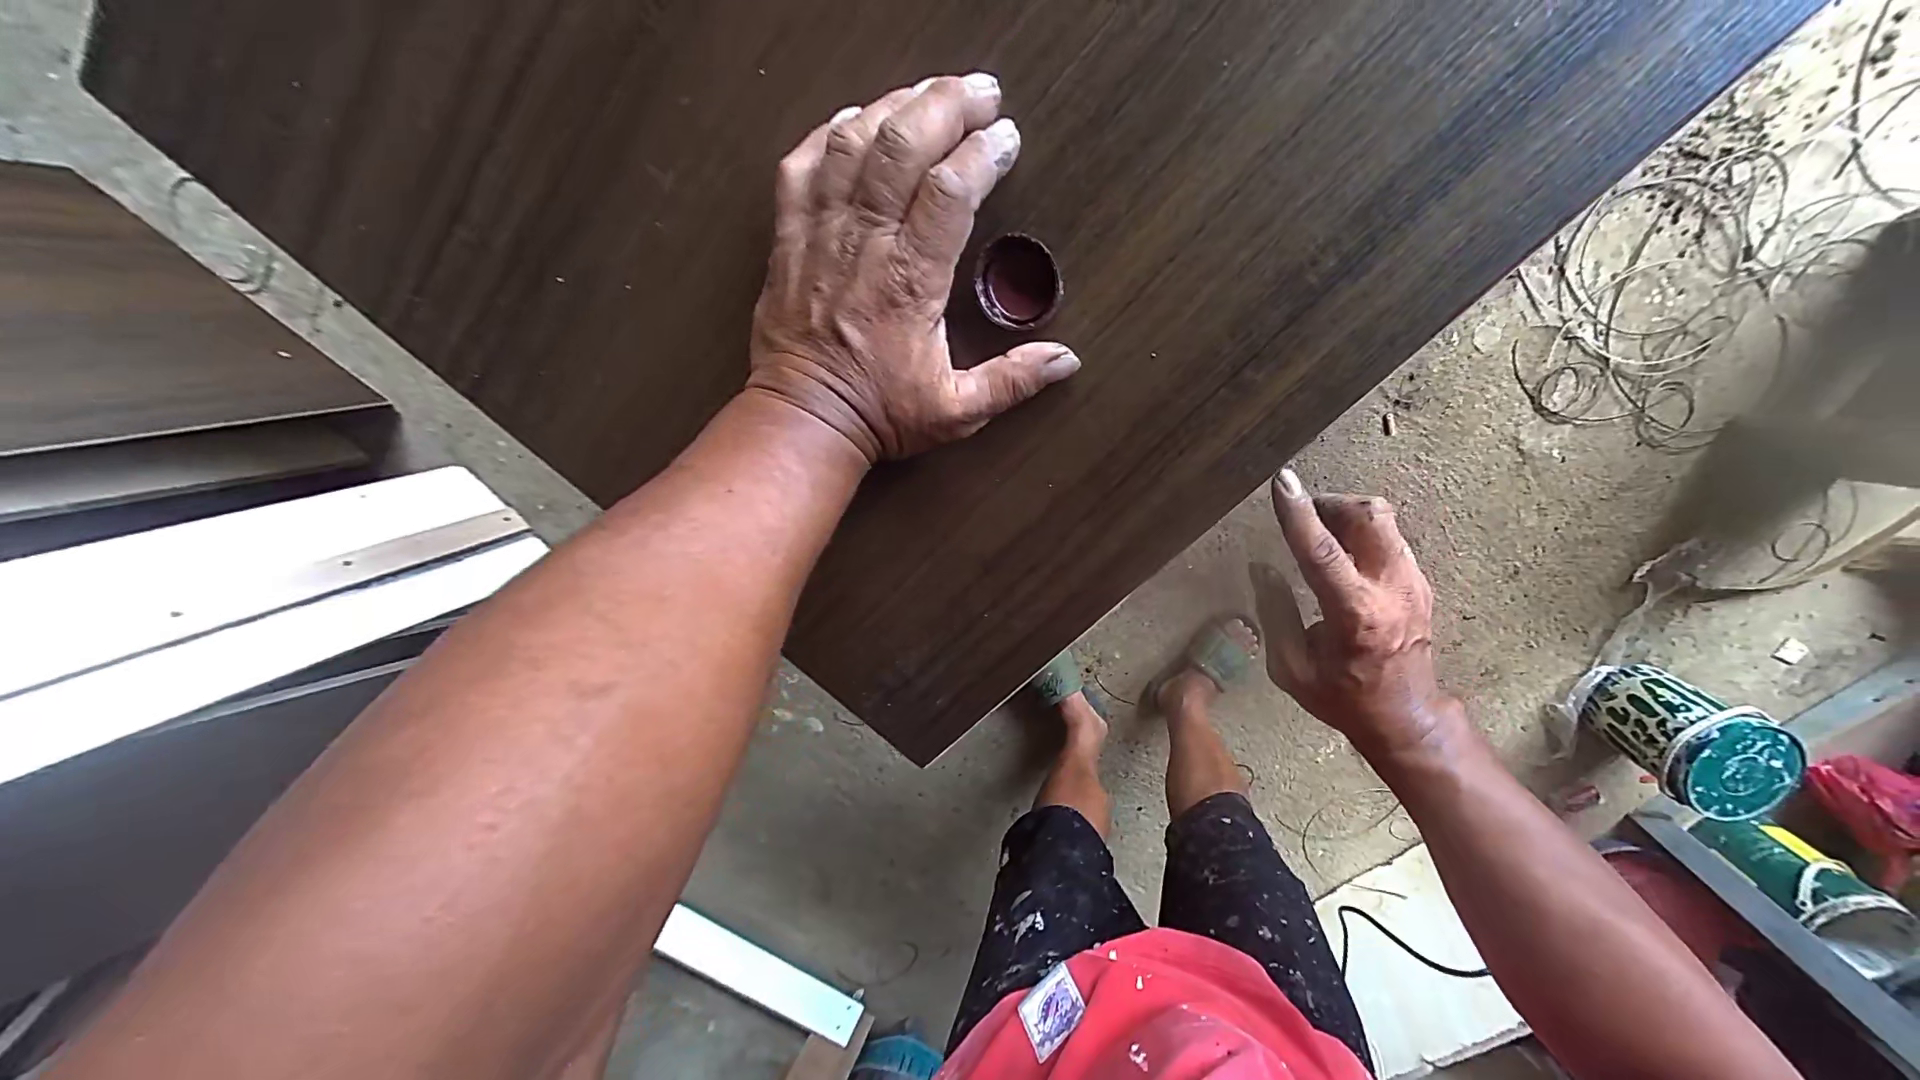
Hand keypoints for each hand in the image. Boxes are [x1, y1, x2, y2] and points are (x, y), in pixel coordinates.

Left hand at [746, 75, 1080, 463]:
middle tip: (980, 92)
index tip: (1006, 138)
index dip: (983, 152)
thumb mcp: (957, 410)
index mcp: (910, 284)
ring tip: (929, 92)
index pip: (951, 192)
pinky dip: (829, 133)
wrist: (805, 421)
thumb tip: (1067, 360)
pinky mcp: (790, 241)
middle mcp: (865, 248)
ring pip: (852, 144)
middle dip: (946, 105)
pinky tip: (857, 120)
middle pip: (901, 146)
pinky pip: (800, 166)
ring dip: (894, 105)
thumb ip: (1013, 381)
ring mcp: (821, 238)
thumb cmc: (878, 415)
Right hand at [1249, 468, 1465, 758]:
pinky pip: (1389, 538)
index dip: (1299, 513)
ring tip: (1319, 533)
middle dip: (1331, 505)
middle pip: (1369, 516)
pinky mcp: (1419, 583)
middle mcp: (1391, 591)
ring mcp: (1413, 584)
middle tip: (1304, 515)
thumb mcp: (1291, 666)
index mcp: (1355, 614)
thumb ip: (1276, 613)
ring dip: (1346, 515)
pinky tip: (1341, 554)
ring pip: (1383, 520)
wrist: (1406, 715)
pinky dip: (1360, 532)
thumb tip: (1263, 570)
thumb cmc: (1342, 696)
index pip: (1322, 550)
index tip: (1282, 482)